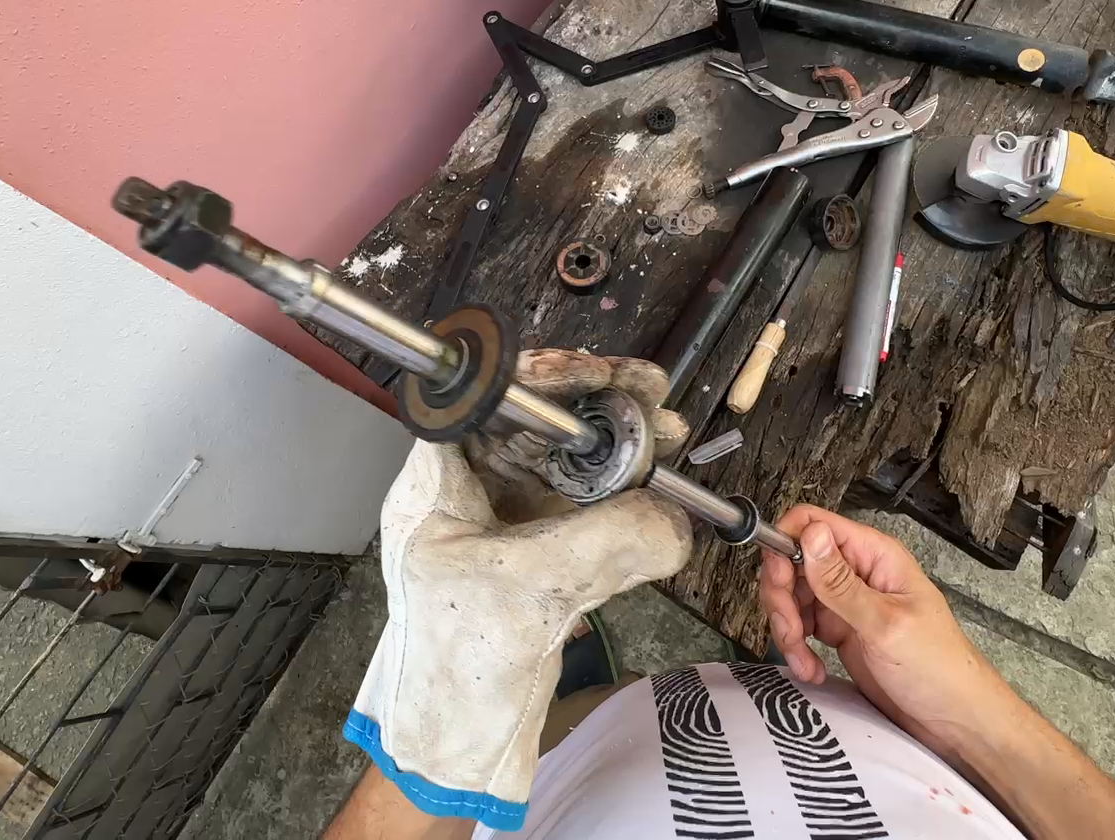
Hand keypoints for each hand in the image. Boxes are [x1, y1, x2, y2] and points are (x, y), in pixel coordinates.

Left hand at [343, 352, 693, 831]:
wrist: (456, 738)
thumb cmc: (458, 665)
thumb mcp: (529, 593)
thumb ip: (604, 546)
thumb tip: (676, 520)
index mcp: (438, 478)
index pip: (484, 397)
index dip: (543, 376)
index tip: (600, 375)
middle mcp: (469, 481)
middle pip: (532, 414)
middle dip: (595, 399)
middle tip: (653, 394)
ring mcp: (504, 509)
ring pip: (562, 450)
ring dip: (616, 436)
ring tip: (668, 430)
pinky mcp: (535, 536)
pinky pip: (580, 494)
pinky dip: (619, 484)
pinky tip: (656, 478)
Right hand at [759, 505, 1017, 755]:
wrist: (957, 725)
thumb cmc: (940, 671)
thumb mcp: (885, 625)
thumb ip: (840, 582)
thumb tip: (810, 533)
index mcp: (872, 554)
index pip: (812, 523)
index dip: (786, 544)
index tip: (778, 579)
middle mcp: (855, 570)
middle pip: (793, 560)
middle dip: (782, 596)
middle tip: (790, 630)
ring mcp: (844, 600)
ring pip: (791, 594)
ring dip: (787, 627)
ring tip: (803, 660)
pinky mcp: (838, 628)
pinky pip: (800, 623)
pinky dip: (796, 646)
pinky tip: (811, 669)